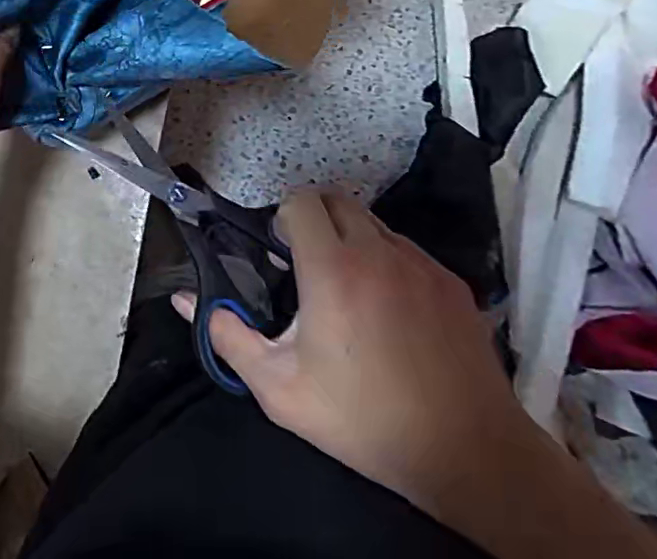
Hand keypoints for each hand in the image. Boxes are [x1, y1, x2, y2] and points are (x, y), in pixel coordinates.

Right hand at [175, 187, 537, 513]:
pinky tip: (388, 309)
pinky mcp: (453, 284)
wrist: (471, 455)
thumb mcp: (278, 388)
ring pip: (374, 223)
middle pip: (337, 200)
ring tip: (348, 288)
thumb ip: (226, 335)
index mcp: (332, 270)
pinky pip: (407, 250)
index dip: (283, 217)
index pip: (302, 201)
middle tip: (305, 263)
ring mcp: (422, 266)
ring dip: (351, 238)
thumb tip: (185, 300)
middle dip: (314, 219)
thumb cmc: (364, 420)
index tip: (281, 251)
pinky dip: (387, 261)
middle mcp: (378, 254)